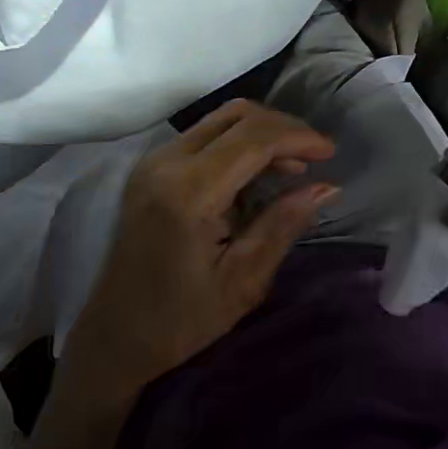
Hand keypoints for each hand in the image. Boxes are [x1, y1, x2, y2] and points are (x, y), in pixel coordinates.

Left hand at [60, 100, 340, 398]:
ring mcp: (152, 162)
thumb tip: (326, 187)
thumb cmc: (180, 320)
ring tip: (293, 168)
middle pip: (235, 116)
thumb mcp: (242, 281)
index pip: (253, 138)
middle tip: (314, 158)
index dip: (298, 137)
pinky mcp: (148, 169)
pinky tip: (257, 173)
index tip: (331, 154)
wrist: (116, 332)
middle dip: (281, 127)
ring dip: (259, 133)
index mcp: (188, 192)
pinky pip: (201, 137)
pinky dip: (235, 143)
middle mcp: (165, 163)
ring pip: (217, 121)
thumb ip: (282, 226)